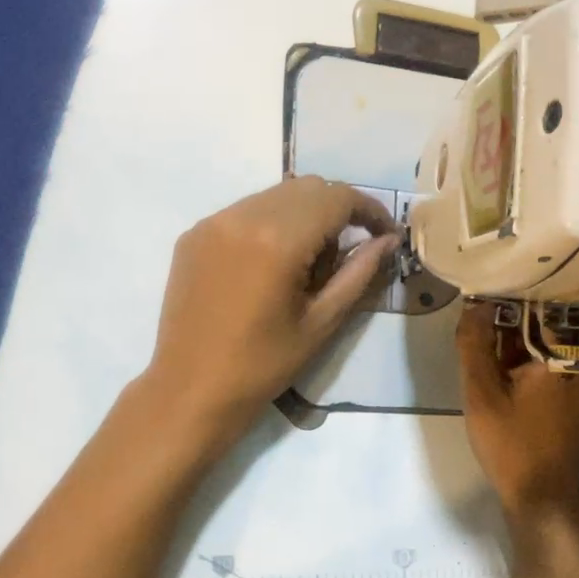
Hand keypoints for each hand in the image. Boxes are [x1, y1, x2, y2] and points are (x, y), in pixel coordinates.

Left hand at [139, 177, 397, 444]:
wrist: (191, 389)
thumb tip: (387, 242)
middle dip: (338, 211)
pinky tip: (272, 268)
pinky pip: (245, 211)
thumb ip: (357, 275)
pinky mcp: (195, 235)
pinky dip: (271, 225)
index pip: (337, 198)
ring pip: (275, 195)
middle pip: (308, 188)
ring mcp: (213, 222)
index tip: (386, 236)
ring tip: (308, 266)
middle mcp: (243, 216)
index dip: (370, 211)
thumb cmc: (263, 366)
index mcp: (278, 240)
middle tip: (349, 255)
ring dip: (304, 216)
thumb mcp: (320, 324)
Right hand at [456, 303, 578, 525]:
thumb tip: (473, 301)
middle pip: (544, 316)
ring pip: (545, 337)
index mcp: (567, 350)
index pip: (540, 299)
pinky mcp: (576, 389)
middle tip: (476, 303)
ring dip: (516, 334)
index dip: (509, 288)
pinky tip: (499, 355)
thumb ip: (474, 344)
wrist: (543, 497)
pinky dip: (526, 354)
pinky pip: (550, 358)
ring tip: (481, 325)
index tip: (482, 280)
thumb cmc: (512, 446)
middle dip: (511, 310)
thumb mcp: (482, 394)